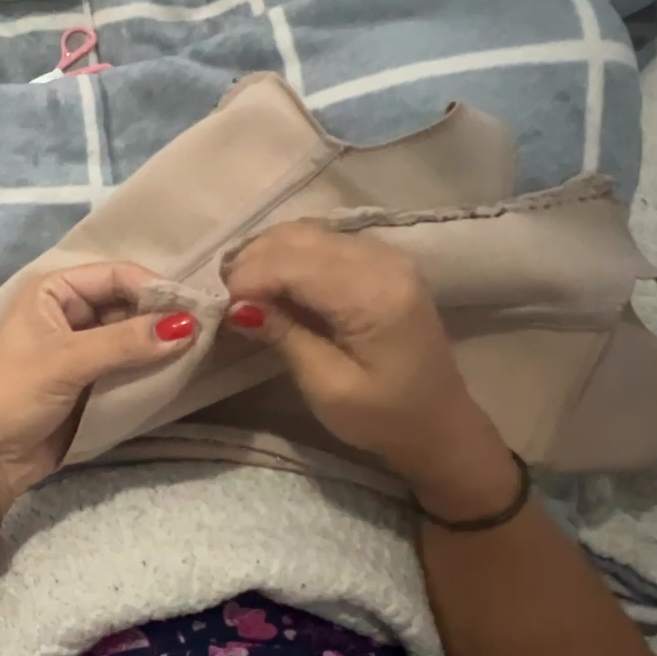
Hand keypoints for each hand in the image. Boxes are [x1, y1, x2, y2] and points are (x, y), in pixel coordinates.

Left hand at [0, 262, 198, 528]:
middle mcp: (70, 314)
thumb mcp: (66, 362)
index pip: (115, 275)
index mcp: (54, 292)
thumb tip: (188, 326)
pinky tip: (182, 372)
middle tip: (211, 329)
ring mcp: (83, 351)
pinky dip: (152, 370)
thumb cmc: (13, 396)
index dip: (155, 287)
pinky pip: (130, 369)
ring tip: (205, 350)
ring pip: (133, 338)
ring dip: (161, 345)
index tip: (197, 306)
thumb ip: (125, 342)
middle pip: (128, 305)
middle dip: (163, 317)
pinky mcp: (92, 384)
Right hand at [224, 223, 518, 518]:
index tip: (218, 309)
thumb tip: (236, 306)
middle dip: (251, 263)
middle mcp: (383, 260)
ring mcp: (384, 254)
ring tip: (241, 292)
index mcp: (375, 295)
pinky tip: (269, 282)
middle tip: (223, 301)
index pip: (294, 264)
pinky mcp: (379, 260)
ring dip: (265, 255)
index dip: (248, 279)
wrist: (438, 424)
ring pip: (305, 232)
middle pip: (298, 238)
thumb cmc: (383, 417)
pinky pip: (320, 240)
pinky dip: (286, 255)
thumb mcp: (327, 387)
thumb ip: (284, 337)